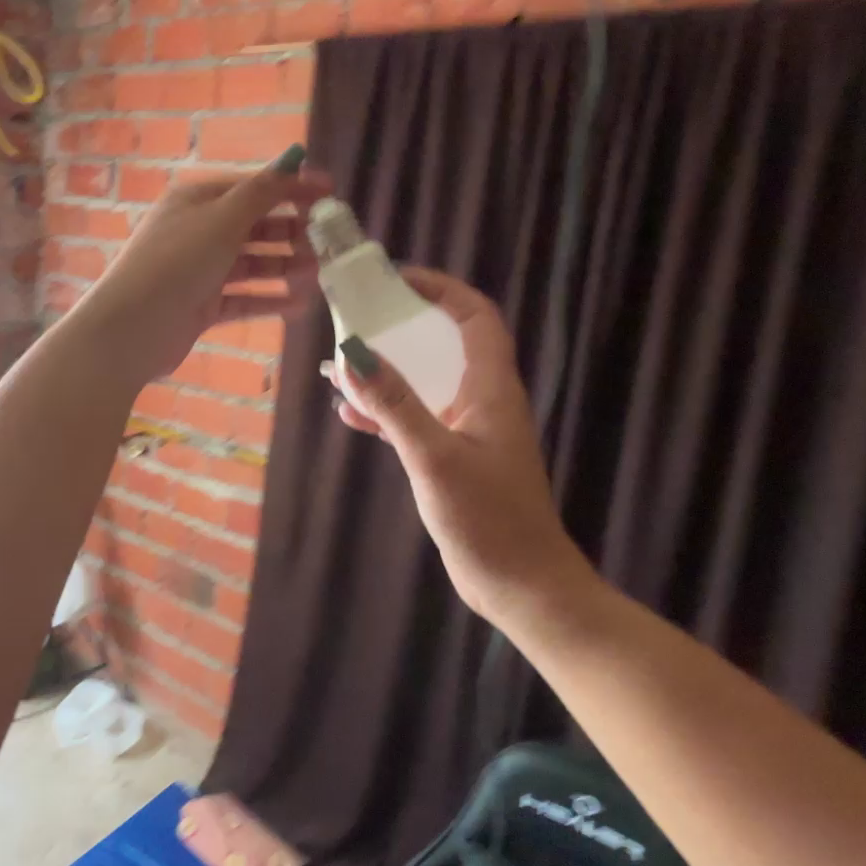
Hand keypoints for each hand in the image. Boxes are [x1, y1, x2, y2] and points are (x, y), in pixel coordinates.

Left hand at [72, 152, 331, 383]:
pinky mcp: (203, 306)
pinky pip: (245, 297)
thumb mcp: (221, 219)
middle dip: (292, 232)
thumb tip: (293, 166)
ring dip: (286, 266)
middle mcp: (198, 231)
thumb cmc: (177, 262)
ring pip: (252, 263)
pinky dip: (271, 298)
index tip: (331, 193)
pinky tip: (301, 304)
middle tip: (330, 244)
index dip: (292, 188)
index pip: (253, 187)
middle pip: (255, 225)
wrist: (131, 327)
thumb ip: (261, 193)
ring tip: (319, 276)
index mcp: (197, 200)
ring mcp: (200, 270)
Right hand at [327, 267, 599, 621]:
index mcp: (491, 389)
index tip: (397, 279)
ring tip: (342, 361)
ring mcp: (470, 431)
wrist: (523, 586)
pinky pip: (417, 420)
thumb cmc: (489, 519)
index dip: (442, 289)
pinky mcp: (456, 460)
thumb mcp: (434, 458)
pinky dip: (386, 412)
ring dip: (389, 369)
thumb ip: (395, 406)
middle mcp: (483, 401)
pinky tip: (350, 415)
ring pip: (426, 382)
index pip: (475, 317)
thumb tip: (353, 354)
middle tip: (360, 314)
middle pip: (446, 343)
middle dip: (404, 324)